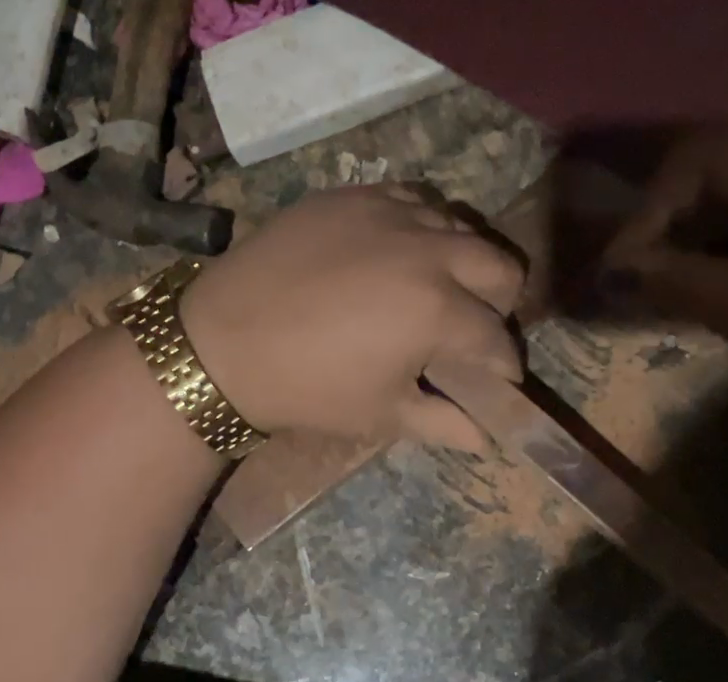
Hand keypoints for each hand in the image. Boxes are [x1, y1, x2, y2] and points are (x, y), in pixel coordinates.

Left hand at [179, 185, 525, 449]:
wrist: (222, 343)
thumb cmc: (307, 388)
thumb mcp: (380, 413)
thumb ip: (443, 423)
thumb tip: (485, 439)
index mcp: (437, 311)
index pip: (496, 339)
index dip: (504, 367)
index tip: (498, 383)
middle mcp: (427, 251)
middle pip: (501, 267)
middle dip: (501, 305)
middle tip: (473, 330)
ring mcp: (390, 214)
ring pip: (461, 225)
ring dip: (464, 261)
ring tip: (438, 288)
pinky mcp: (353, 195)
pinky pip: (413, 199)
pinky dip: (422, 227)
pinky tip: (400, 253)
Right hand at [602, 118, 727, 417]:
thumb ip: (677, 282)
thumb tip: (612, 271)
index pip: (702, 159)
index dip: (649, 212)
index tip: (617, 270)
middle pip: (716, 176)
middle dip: (667, 231)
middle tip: (631, 284)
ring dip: (691, 248)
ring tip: (657, 296)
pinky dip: (722, 259)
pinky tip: (698, 295)